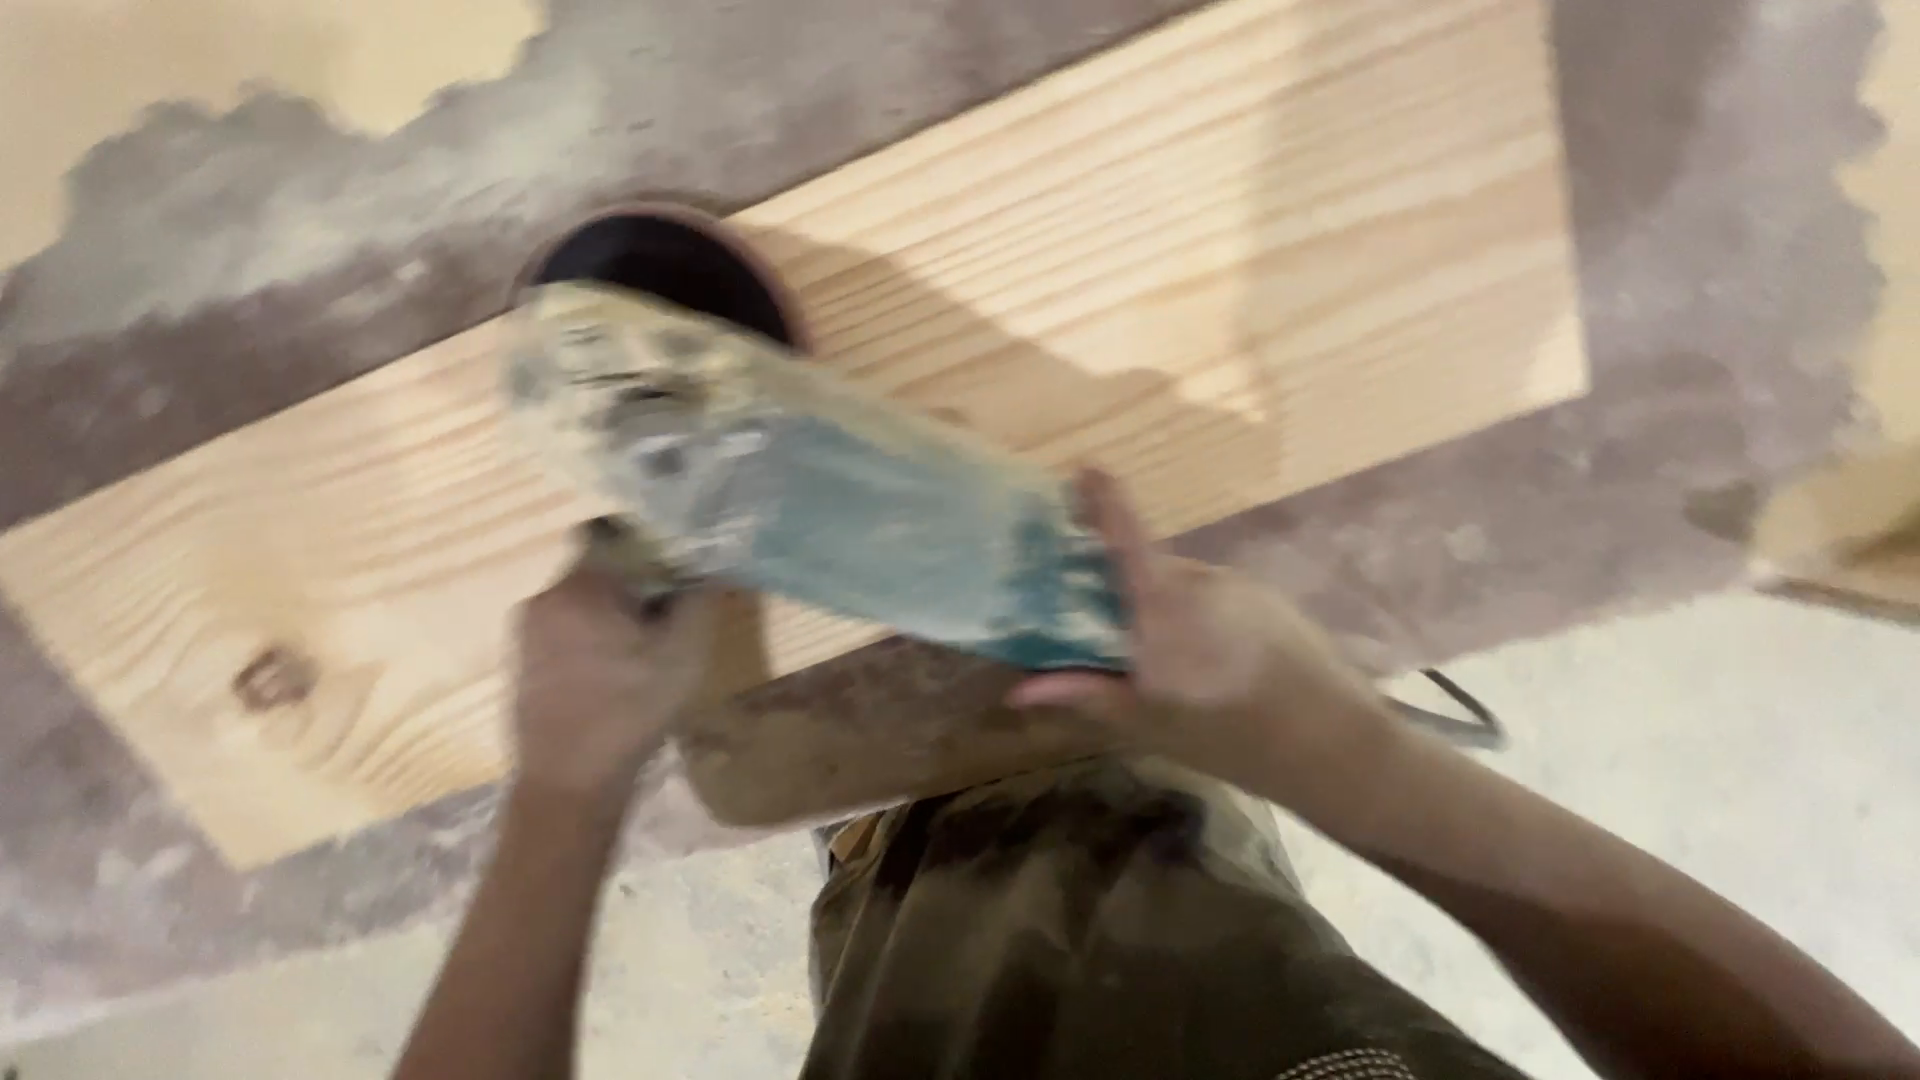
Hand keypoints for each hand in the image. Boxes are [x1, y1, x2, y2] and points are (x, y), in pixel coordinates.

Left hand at [510, 530, 714, 795]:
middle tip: (671, 616)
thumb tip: (712, 566)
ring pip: (586, 600)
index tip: (682, 575)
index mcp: (578, 587)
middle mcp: (542, 598)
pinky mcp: (523, 661)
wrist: (569, 784)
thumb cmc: (630, 710)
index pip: (621, 537)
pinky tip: (618, 672)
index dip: (657, 549)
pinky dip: (595, 636)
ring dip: (618, 613)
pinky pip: (568, 628)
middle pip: (603, 569)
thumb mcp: (684, 653)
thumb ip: (700, 599)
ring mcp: (526, 632)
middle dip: (640, 585)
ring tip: (648, 649)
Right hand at [1009, 469, 1400, 799]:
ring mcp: (1239, 586)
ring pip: (1181, 584)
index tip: (1082, 471)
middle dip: (1122, 588)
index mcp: (1164, 602)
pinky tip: (1211, 664)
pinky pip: (1214, 596)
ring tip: (1166, 662)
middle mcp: (1201, 579)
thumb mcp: (1147, 720)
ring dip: (1162, 607)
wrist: (1336, 745)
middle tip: (1106, 631)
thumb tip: (1016, 690)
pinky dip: (1197, 616)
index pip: (1125, 532)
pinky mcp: (1268, 599)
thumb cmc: (1230, 735)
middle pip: (1146, 565)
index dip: (1103, 496)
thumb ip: (1083, 693)